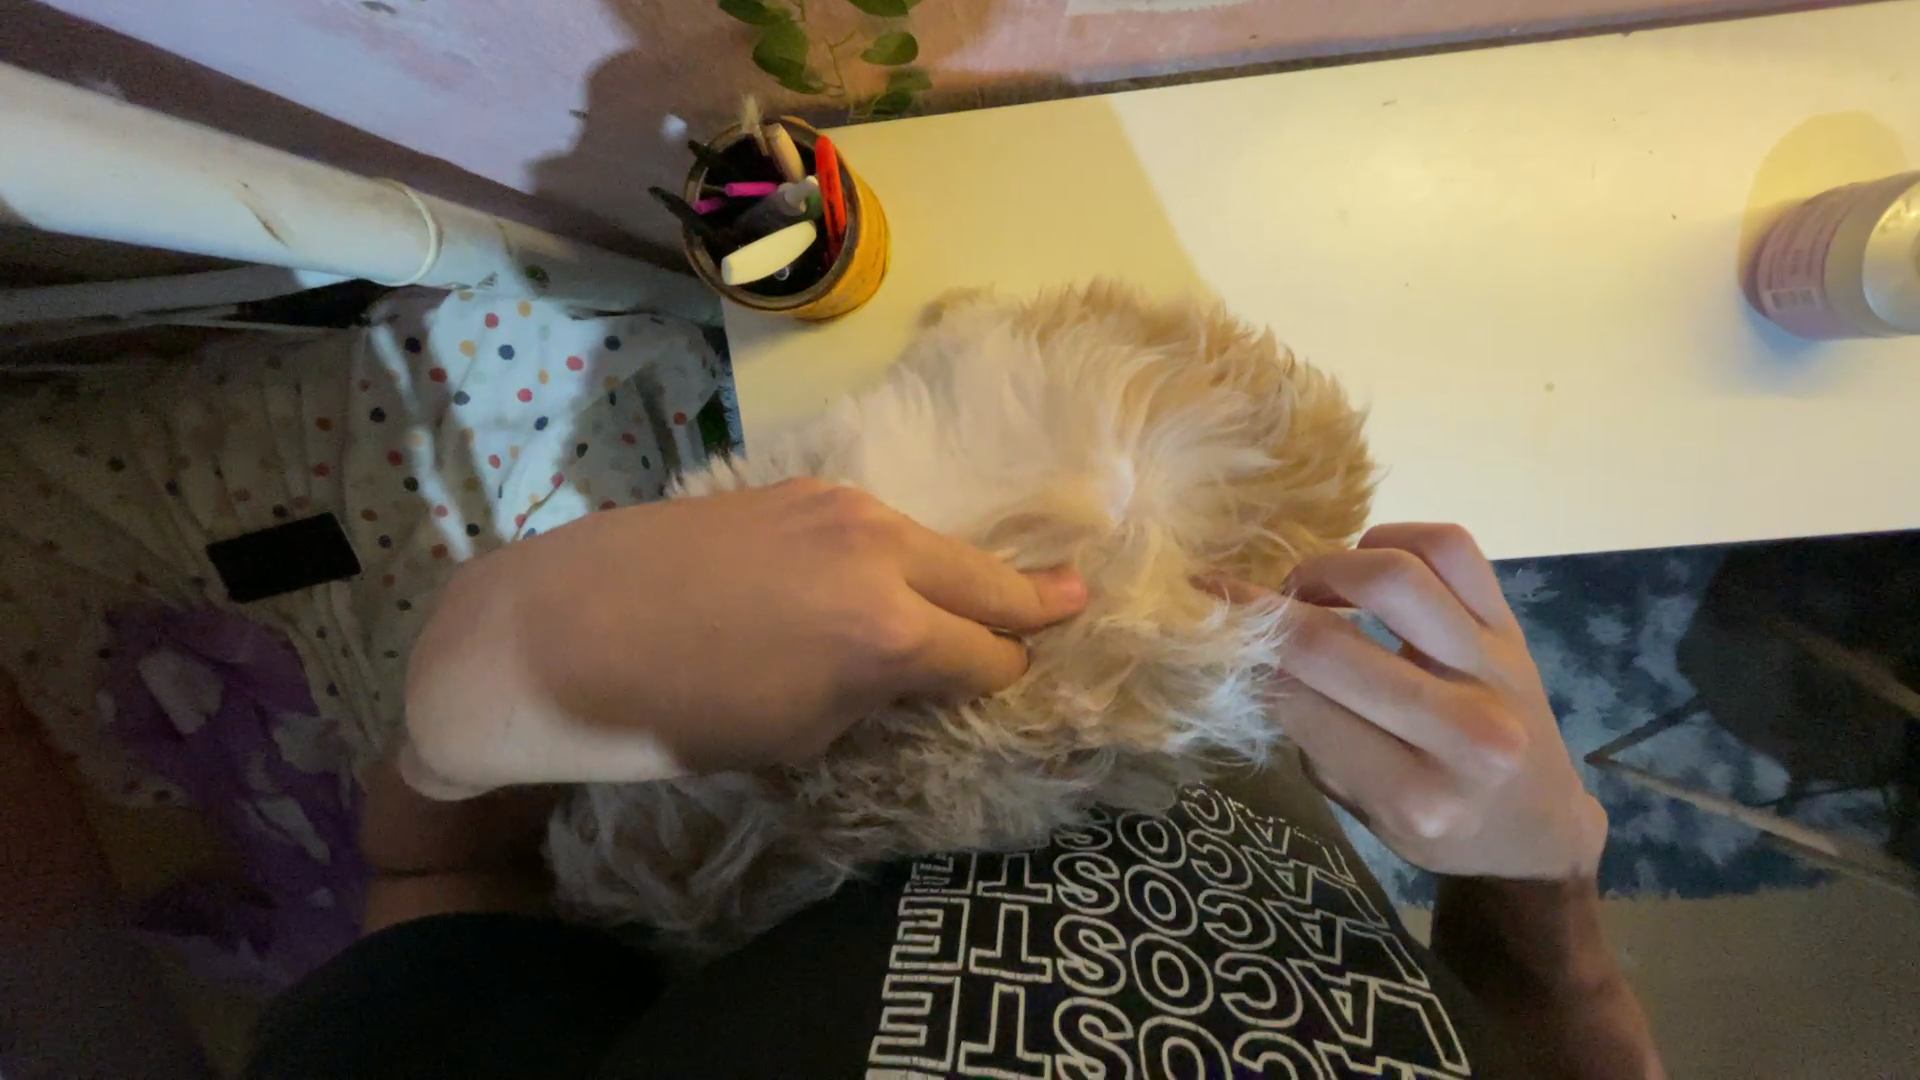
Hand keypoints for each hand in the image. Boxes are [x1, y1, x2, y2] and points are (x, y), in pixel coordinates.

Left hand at [402, 479, 1086, 798]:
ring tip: (998, 587)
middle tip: (1078, 599)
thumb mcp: (795, 738)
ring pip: (936, 543)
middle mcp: (880, 552)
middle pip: (986, 579)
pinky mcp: (795, 489)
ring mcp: (838, 506)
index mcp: (887, 632)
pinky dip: (906, 551)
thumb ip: (875, 696)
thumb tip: (911, 672)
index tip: (1017, 682)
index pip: (984, 654)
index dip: (1006, 675)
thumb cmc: (670, 717)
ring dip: (966, 572)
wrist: (549, 630)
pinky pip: (880, 526)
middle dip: (1033, 600)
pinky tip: (900, 567)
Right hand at [1221, 523, 1605, 879]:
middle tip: (1229, 599)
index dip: (1241, 657)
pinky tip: (1364, 563)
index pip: (1296, 703)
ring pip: (1391, 576)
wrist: (1532, 822)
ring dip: (1322, 571)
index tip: (1206, 627)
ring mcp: (1499, 669)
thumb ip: (1299, 723)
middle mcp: (1467, 731)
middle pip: (1329, 643)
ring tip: (1303, 589)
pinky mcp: (1513, 626)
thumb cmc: (1425, 820)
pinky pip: (1449, 548)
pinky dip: (1390, 539)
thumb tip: (1241, 645)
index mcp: (1415, 795)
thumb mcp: (1348, 795)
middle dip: (1260, 614)